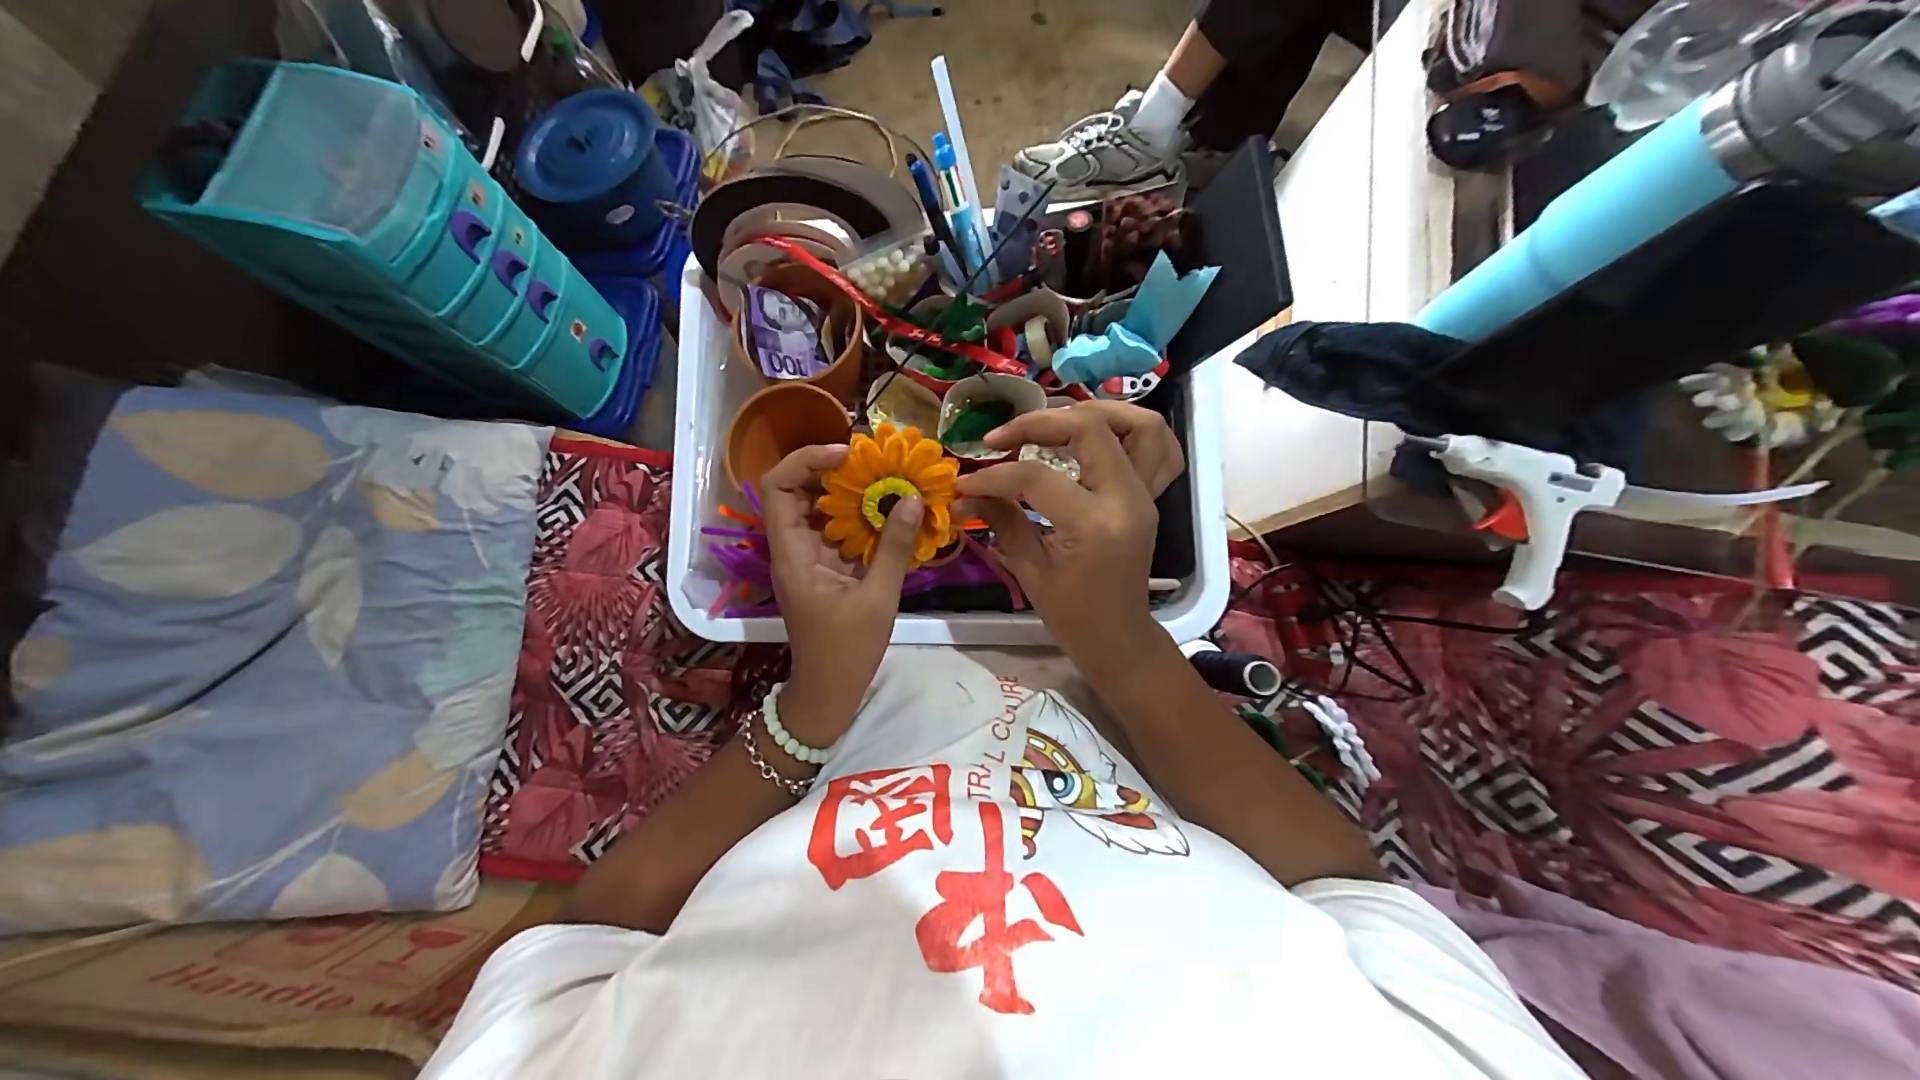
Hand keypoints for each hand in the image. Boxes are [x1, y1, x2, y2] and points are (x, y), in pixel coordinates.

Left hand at [761, 444, 921, 741]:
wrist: (829, 692)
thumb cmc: (847, 651)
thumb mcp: (877, 599)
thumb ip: (894, 548)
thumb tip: (912, 499)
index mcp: (792, 554)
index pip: (777, 488)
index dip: (805, 461)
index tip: (846, 454)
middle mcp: (793, 548)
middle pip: (797, 490)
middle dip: (833, 470)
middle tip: (874, 462)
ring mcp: (808, 557)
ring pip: (818, 507)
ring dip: (849, 491)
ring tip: (887, 478)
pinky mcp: (824, 567)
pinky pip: (836, 529)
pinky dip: (859, 515)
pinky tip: (890, 511)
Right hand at [955, 402, 1179, 661]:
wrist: (1117, 636)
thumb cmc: (1071, 614)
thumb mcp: (1029, 568)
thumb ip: (1000, 519)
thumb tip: (963, 493)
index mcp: (1094, 524)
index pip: (1037, 477)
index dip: (994, 476)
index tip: (964, 483)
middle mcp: (1128, 499)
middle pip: (1090, 428)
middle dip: (1038, 423)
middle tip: (1002, 438)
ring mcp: (1146, 494)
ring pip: (1139, 424)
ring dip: (1093, 411)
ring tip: (1053, 422)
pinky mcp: (1151, 494)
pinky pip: (1158, 447)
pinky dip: (1130, 429)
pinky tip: (1097, 434)